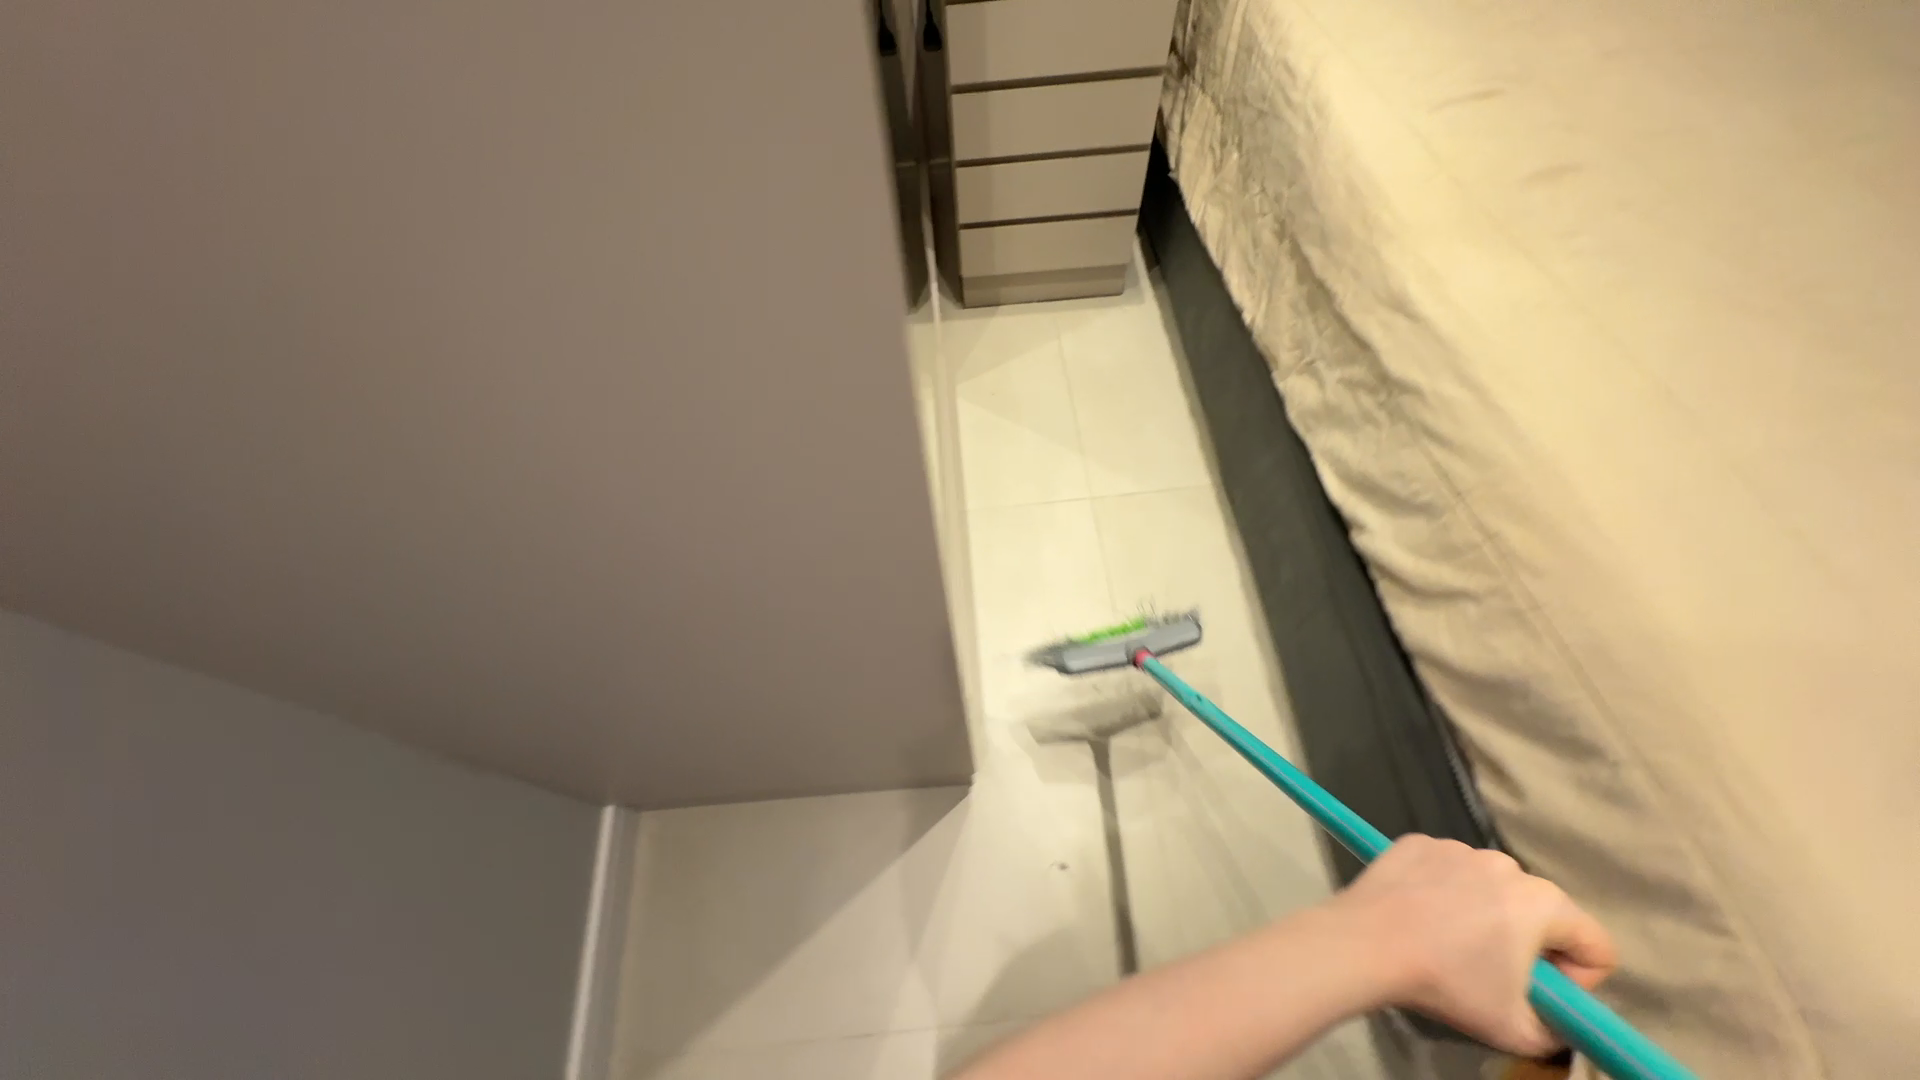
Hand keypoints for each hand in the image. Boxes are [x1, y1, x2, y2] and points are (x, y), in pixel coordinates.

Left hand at [1330, 835, 1618, 1056]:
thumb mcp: (1519, 1030)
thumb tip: (1557, 1016)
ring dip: (1484, 911)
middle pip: (1541, 912)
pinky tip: (1420, 911)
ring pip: (1490, 886)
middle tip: (1490, 969)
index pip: (1595, 945)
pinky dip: (1442, 888)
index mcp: (1543, 902)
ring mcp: (1455, 846)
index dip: (1578, 978)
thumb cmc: (1447, 982)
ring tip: (1448, 938)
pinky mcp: (1416, 842)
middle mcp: (1504, 864)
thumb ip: (1559, 1028)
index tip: (1539, 991)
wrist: (1365, 943)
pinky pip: (1446, 869)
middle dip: (1528, 942)